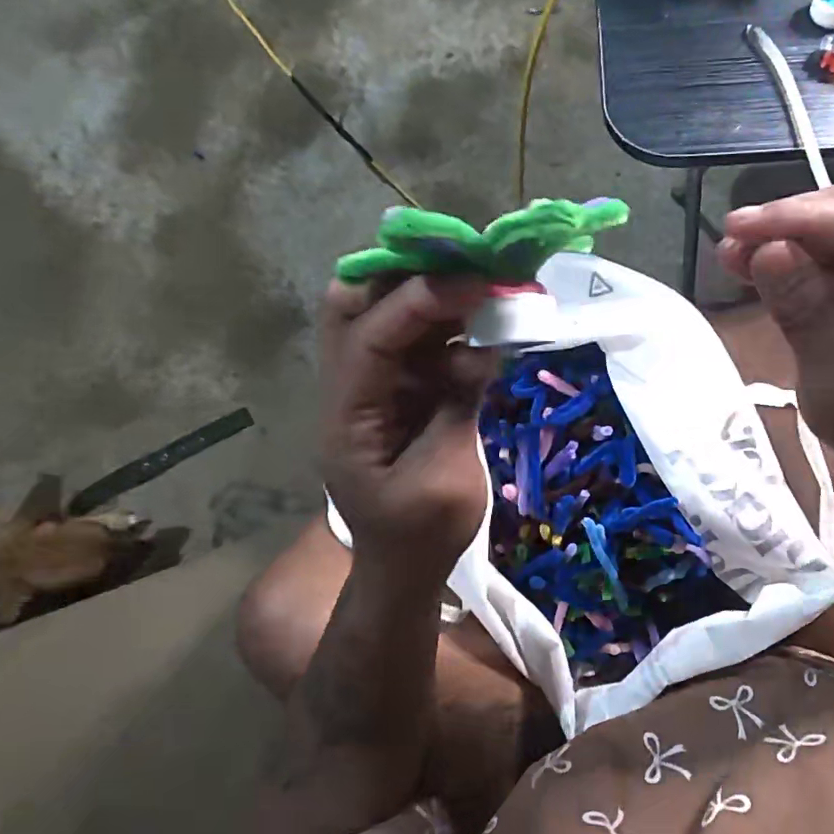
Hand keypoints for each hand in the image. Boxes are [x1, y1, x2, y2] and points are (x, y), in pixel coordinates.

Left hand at [320, 276, 498, 570]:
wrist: (403, 568)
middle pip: (354, 308)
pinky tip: (486, 324)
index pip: (370, 337)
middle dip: (404, 277)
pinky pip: (419, 344)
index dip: (419, 300)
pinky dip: (450, 327)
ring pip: (387, 317)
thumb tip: (480, 349)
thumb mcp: (446, 481)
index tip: (474, 281)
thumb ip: (458, 407)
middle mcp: (350, 389)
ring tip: (485, 284)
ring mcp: (374, 388)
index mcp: (347, 415)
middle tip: (462, 265)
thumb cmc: (420, 535)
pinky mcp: (401, 393)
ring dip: (433, 296)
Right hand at [717, 184, 833, 472]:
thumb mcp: (829, 374)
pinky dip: (785, 256)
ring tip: (731, 252)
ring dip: (780, 235)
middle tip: (733, 237)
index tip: (741, 226)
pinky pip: (823, 258)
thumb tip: (769, 251)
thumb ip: (803, 310)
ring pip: (832, 231)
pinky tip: (748, 264)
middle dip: (788, 219)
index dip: (799, 217)